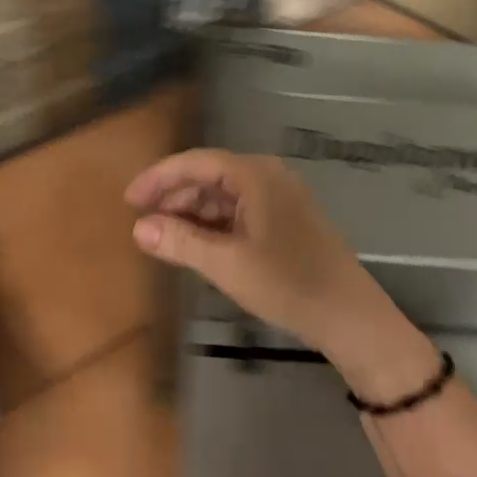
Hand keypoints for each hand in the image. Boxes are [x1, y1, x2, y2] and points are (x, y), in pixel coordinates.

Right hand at [125, 149, 406, 358]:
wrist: (348, 313)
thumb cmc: (286, 283)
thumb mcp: (226, 264)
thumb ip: (180, 242)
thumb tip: (138, 229)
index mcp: (255, 175)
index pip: (196, 163)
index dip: (159, 178)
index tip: (128, 199)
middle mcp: (269, 176)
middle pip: (210, 176)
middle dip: (174, 197)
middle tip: (142, 222)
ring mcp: (282, 197)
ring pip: (225, 196)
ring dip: (193, 213)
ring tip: (164, 237)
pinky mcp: (288, 220)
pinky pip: (241, 211)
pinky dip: (215, 225)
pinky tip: (197, 245)